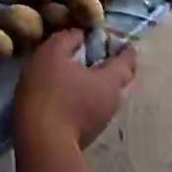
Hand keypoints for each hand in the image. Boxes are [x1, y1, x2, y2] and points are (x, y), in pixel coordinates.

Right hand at [14, 31, 137, 149]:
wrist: (44, 139)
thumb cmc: (50, 90)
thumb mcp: (52, 53)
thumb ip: (67, 39)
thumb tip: (80, 33)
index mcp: (109, 82)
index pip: (126, 63)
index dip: (127, 51)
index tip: (126, 42)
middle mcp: (112, 102)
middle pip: (122, 81)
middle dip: (118, 66)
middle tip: (107, 53)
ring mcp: (102, 120)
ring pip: (109, 95)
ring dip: (102, 81)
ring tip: (87, 68)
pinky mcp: (90, 131)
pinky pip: (96, 105)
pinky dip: (92, 93)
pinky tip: (76, 88)